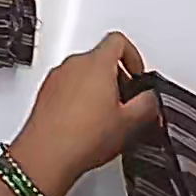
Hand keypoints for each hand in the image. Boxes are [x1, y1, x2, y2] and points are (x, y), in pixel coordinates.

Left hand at [9, 31, 158, 195]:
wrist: (47, 155)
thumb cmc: (82, 137)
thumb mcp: (130, 123)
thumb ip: (148, 104)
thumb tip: (150, 99)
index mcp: (97, 63)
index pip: (118, 41)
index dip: (133, 56)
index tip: (136, 75)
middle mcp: (75, 64)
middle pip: (101, 57)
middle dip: (116, 76)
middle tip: (125, 100)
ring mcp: (57, 77)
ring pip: (83, 71)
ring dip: (96, 87)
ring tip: (104, 116)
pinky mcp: (45, 92)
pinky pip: (66, 84)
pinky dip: (77, 96)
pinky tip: (84, 122)